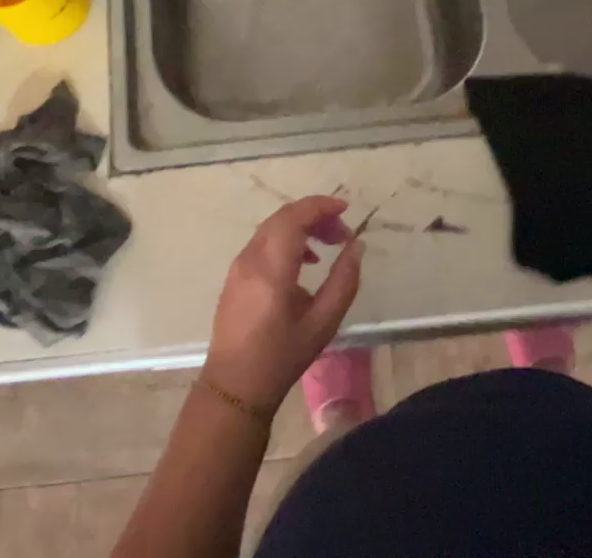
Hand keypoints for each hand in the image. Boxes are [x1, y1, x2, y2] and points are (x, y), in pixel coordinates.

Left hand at [201, 195, 364, 409]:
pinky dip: (285, 240)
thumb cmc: (282, 357)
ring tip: (328, 247)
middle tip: (342, 233)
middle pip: (283, 217)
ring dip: (300, 227)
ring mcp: (238, 265)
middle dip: (315, 216)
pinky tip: (304, 261)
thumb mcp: (322, 323)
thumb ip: (343, 281)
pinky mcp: (235, 275)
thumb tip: (356, 247)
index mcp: (271, 269)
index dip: (321, 206)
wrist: (235, 385)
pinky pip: (262, 243)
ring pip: (271, 228)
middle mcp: (250, 259)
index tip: (346, 209)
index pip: (294, 217)